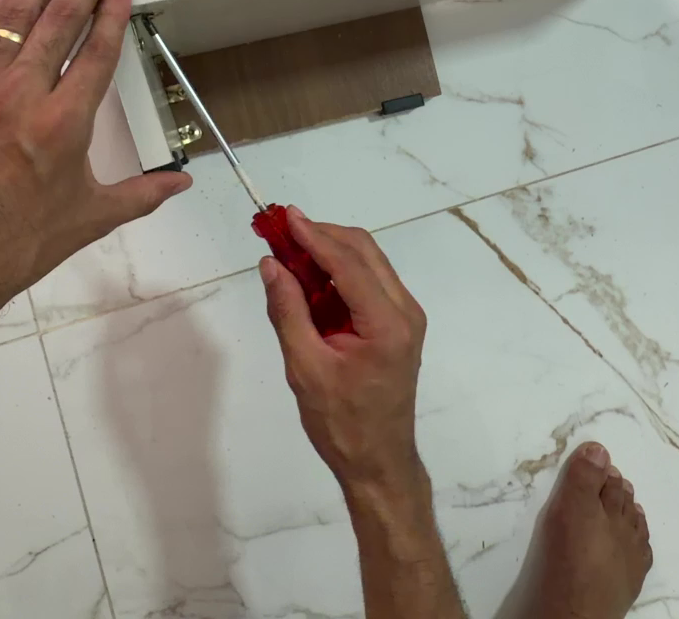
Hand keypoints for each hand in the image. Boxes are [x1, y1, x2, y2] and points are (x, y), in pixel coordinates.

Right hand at [259, 209, 427, 493]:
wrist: (379, 462)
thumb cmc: (341, 423)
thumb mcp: (305, 368)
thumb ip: (288, 311)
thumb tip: (271, 264)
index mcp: (387, 324)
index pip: (348, 264)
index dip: (314, 236)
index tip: (284, 216)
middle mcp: (405, 310)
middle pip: (364, 251)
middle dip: (322, 235)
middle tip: (281, 231)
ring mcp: (407, 315)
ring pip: (369, 261)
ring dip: (331, 249)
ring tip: (290, 250)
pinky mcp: (400, 322)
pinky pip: (370, 280)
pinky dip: (340, 269)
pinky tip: (311, 277)